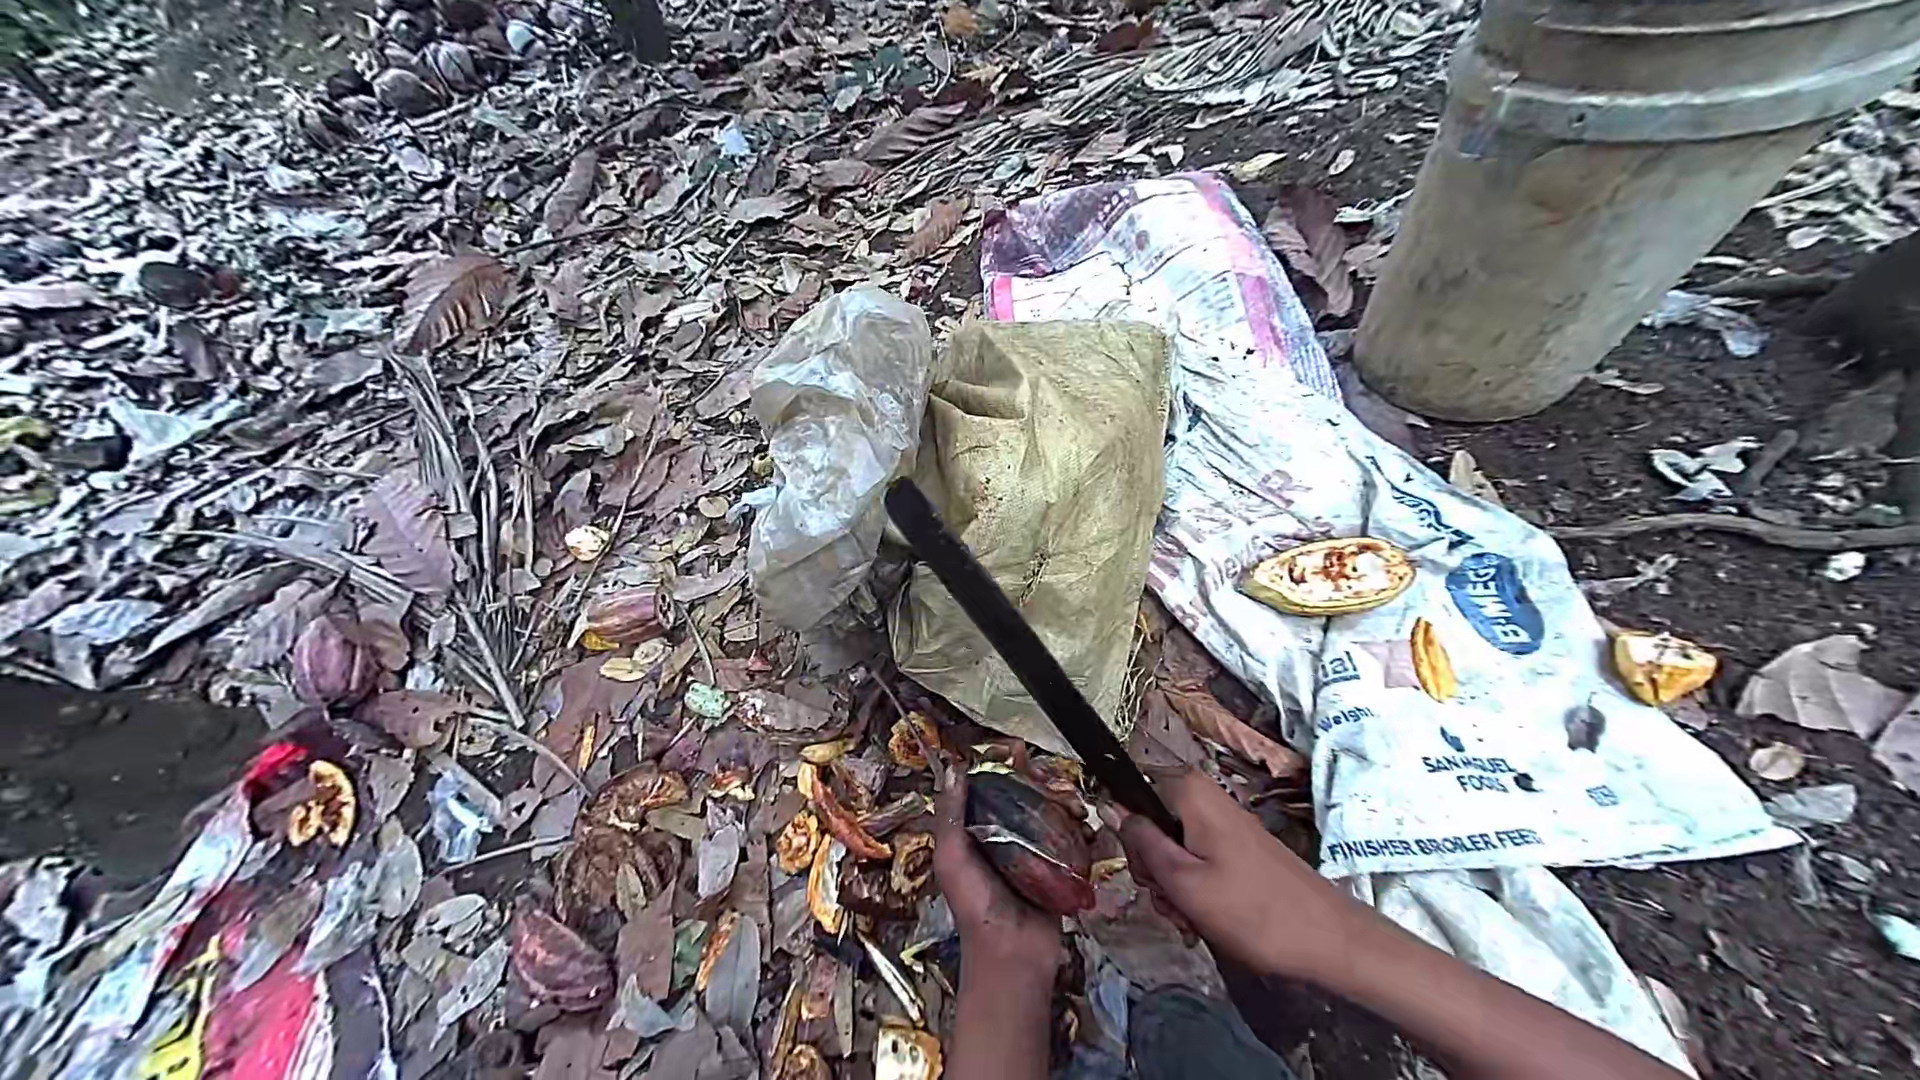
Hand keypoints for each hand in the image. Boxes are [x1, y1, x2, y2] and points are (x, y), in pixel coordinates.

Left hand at [933, 770, 1063, 983]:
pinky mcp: (1058, 868)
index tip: (1019, 750)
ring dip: (1062, 801)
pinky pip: (1069, 839)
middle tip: (1051, 778)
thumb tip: (953, 767)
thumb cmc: (975, 904)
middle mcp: (1005, 836)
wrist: (1011, 955)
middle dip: (1039, 782)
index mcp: (976, 830)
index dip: (1004, 767)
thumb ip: (950, 813)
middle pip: (1024, 796)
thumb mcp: (951, 856)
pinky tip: (1085, 819)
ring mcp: (1034, 851)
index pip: (991, 788)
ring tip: (1072, 801)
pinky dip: (1078, 827)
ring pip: (1049, 813)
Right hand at [1118, 769, 1357, 982]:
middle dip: (1154, 867)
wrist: (1331, 940)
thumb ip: (1140, 840)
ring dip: (1173, 884)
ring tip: (1193, 917)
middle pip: (1150, 821)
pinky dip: (1195, 887)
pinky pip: (1196, 857)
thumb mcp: (1181, 880)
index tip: (1144, 869)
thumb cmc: (1251, 909)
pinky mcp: (1235, 844)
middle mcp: (1204, 795)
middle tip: (1171, 899)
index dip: (1128, 831)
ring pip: (1171, 845)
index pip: (1130, 791)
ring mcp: (1221, 820)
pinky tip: (1208, 917)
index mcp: (1188, 790)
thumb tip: (1109, 806)